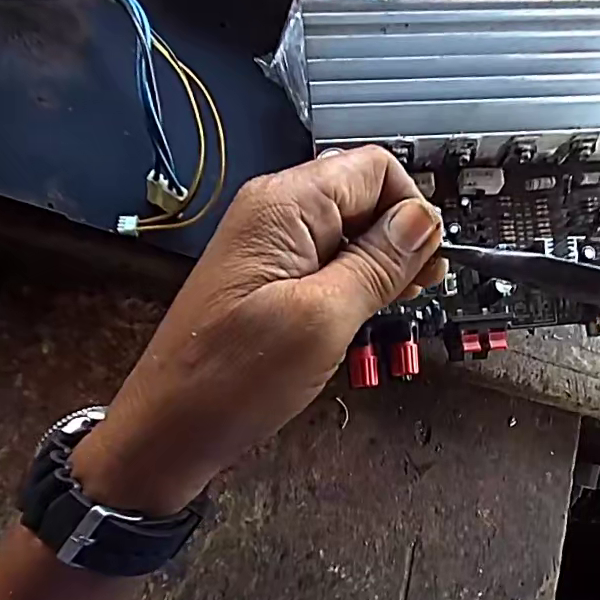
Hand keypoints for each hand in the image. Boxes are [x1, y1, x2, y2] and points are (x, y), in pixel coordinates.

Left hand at [72, 147, 443, 513]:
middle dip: (401, 238)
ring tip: (395, 303)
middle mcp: (275, 216)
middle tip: (416, 288)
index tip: (427, 262)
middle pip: (364, 198)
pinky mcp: (272, 282)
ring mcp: (271, 250)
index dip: (412, 211)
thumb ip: (376, 264)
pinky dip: (358, 283)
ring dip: (383, 264)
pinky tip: (366, 311)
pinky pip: (330, 264)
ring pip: (351, 234)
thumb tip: (422, 222)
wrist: (172, 429)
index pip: (375, 170)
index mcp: (284, 207)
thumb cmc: (230, 379)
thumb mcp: (322, 320)